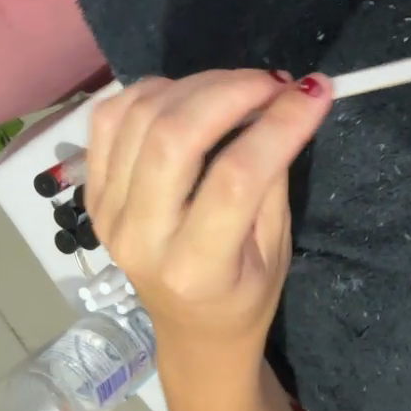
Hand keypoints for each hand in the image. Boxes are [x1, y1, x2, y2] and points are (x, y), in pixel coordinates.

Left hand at [86, 70, 330, 372]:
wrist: (191, 329)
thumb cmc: (246, 293)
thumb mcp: (277, 245)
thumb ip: (273, 176)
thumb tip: (289, 101)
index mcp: (197, 268)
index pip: (236, 178)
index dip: (280, 124)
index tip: (315, 90)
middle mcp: (141, 238)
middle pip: (174, 137)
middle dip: (232, 91)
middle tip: (275, 81)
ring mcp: (109, 213)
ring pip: (140, 118)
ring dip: (199, 84)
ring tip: (241, 86)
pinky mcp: (95, 194)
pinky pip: (109, 119)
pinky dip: (152, 92)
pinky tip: (190, 95)